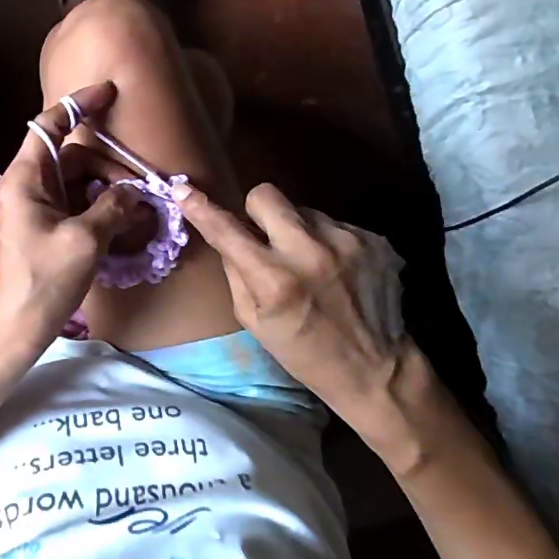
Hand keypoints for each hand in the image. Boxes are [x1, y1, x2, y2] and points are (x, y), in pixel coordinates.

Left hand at [0, 83, 146, 359]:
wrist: (18, 327)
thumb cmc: (45, 280)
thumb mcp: (85, 239)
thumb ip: (112, 206)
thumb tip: (134, 190)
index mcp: (25, 179)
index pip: (49, 125)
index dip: (77, 104)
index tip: (108, 91)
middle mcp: (26, 186)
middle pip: (70, 155)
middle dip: (106, 163)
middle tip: (137, 185)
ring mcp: (35, 207)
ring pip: (75, 180)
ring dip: (106, 187)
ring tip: (135, 206)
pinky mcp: (44, 226)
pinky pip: (74, 202)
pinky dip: (98, 205)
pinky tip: (122, 219)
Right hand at [177, 183, 408, 415]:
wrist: (375, 368)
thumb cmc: (302, 350)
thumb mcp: (252, 320)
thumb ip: (236, 271)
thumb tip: (226, 232)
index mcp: (275, 279)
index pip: (227, 230)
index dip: (201, 208)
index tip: (183, 190)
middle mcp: (311, 251)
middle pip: (266, 195)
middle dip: (258, 212)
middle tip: (265, 239)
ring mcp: (348, 241)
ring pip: (304, 210)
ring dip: (298, 230)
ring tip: (310, 264)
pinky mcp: (375, 239)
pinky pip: (334, 224)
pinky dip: (327, 242)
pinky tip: (337, 271)